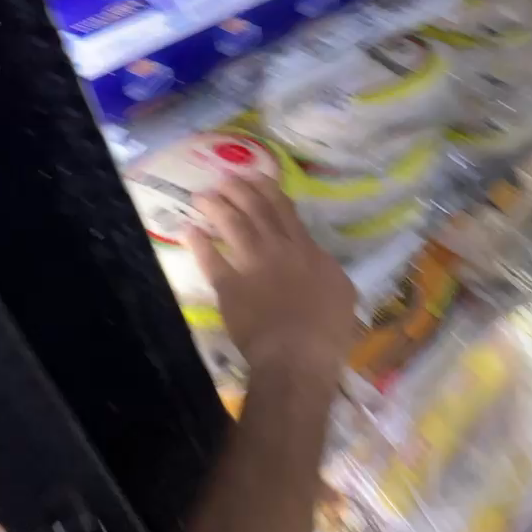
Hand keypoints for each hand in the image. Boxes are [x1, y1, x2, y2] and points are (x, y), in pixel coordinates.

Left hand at [186, 171, 357, 378]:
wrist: (298, 355)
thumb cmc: (327, 330)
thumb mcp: (342, 292)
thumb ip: (328, 270)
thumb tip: (319, 261)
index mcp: (307, 249)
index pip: (286, 211)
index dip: (269, 191)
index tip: (257, 177)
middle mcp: (279, 248)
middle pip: (257, 211)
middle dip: (240, 191)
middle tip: (225, 178)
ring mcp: (253, 265)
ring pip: (233, 226)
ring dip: (217, 207)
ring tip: (202, 194)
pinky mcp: (230, 287)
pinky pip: (211, 260)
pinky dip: (199, 244)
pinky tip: (188, 230)